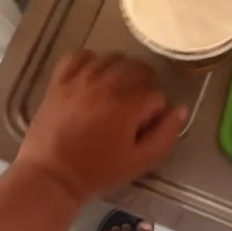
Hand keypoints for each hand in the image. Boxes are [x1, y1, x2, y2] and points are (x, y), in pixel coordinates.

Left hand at [16, 50, 186, 202]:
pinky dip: (91, 61)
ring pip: (113, 57)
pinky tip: (92, 78)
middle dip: (144, 86)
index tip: (144, 126)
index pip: (156, 94)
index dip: (155, 111)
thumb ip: (165, 134)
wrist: (51, 175)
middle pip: (138, 68)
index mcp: (126, 105)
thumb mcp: (140, 162)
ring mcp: (80, 78)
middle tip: (134, 108)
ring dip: (121, 71)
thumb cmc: (98, 171)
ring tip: (116, 92)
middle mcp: (105, 84)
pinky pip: (80, 55)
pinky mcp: (60, 79)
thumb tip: (180, 109)